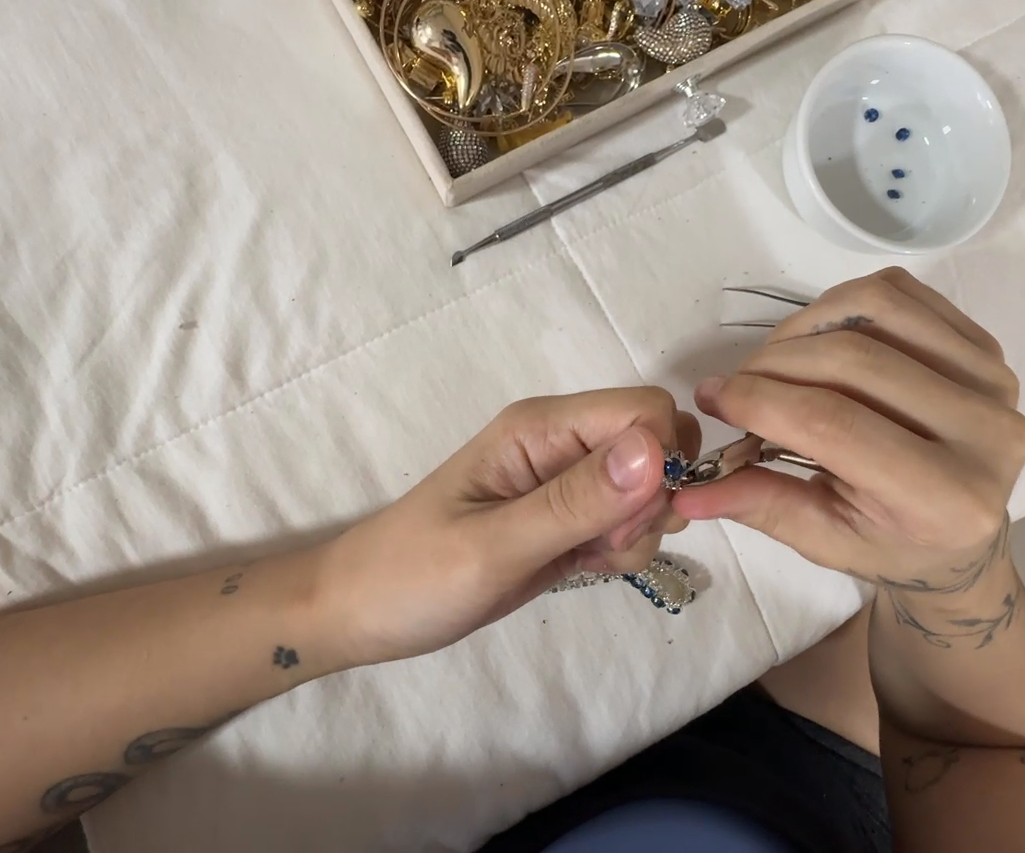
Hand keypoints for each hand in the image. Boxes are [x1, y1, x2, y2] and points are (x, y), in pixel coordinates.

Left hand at [315, 388, 696, 667]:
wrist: (364, 613)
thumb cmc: (414, 575)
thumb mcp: (493, 544)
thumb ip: (575, 500)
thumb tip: (656, 449)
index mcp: (541, 427)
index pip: (644, 411)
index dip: (659, 461)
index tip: (628, 519)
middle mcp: (562, 443)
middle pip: (657, 447)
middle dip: (652, 501)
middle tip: (605, 543)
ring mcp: (567, 481)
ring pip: (650, 489)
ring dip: (638, 530)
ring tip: (584, 558)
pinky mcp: (571, 518)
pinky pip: (628, 521)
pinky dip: (623, 547)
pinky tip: (583, 567)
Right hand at [671, 269, 1024, 586]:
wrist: (964, 534)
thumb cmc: (889, 544)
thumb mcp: (822, 540)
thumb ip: (757, 506)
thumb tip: (682, 491)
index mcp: (947, 498)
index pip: (833, 425)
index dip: (759, 400)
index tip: (710, 395)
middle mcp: (987, 432)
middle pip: (851, 361)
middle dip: (772, 365)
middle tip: (736, 384)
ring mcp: (994, 381)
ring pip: (875, 310)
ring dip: (804, 325)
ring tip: (775, 360)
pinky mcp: (987, 347)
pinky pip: (899, 294)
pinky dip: (841, 303)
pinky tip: (818, 337)